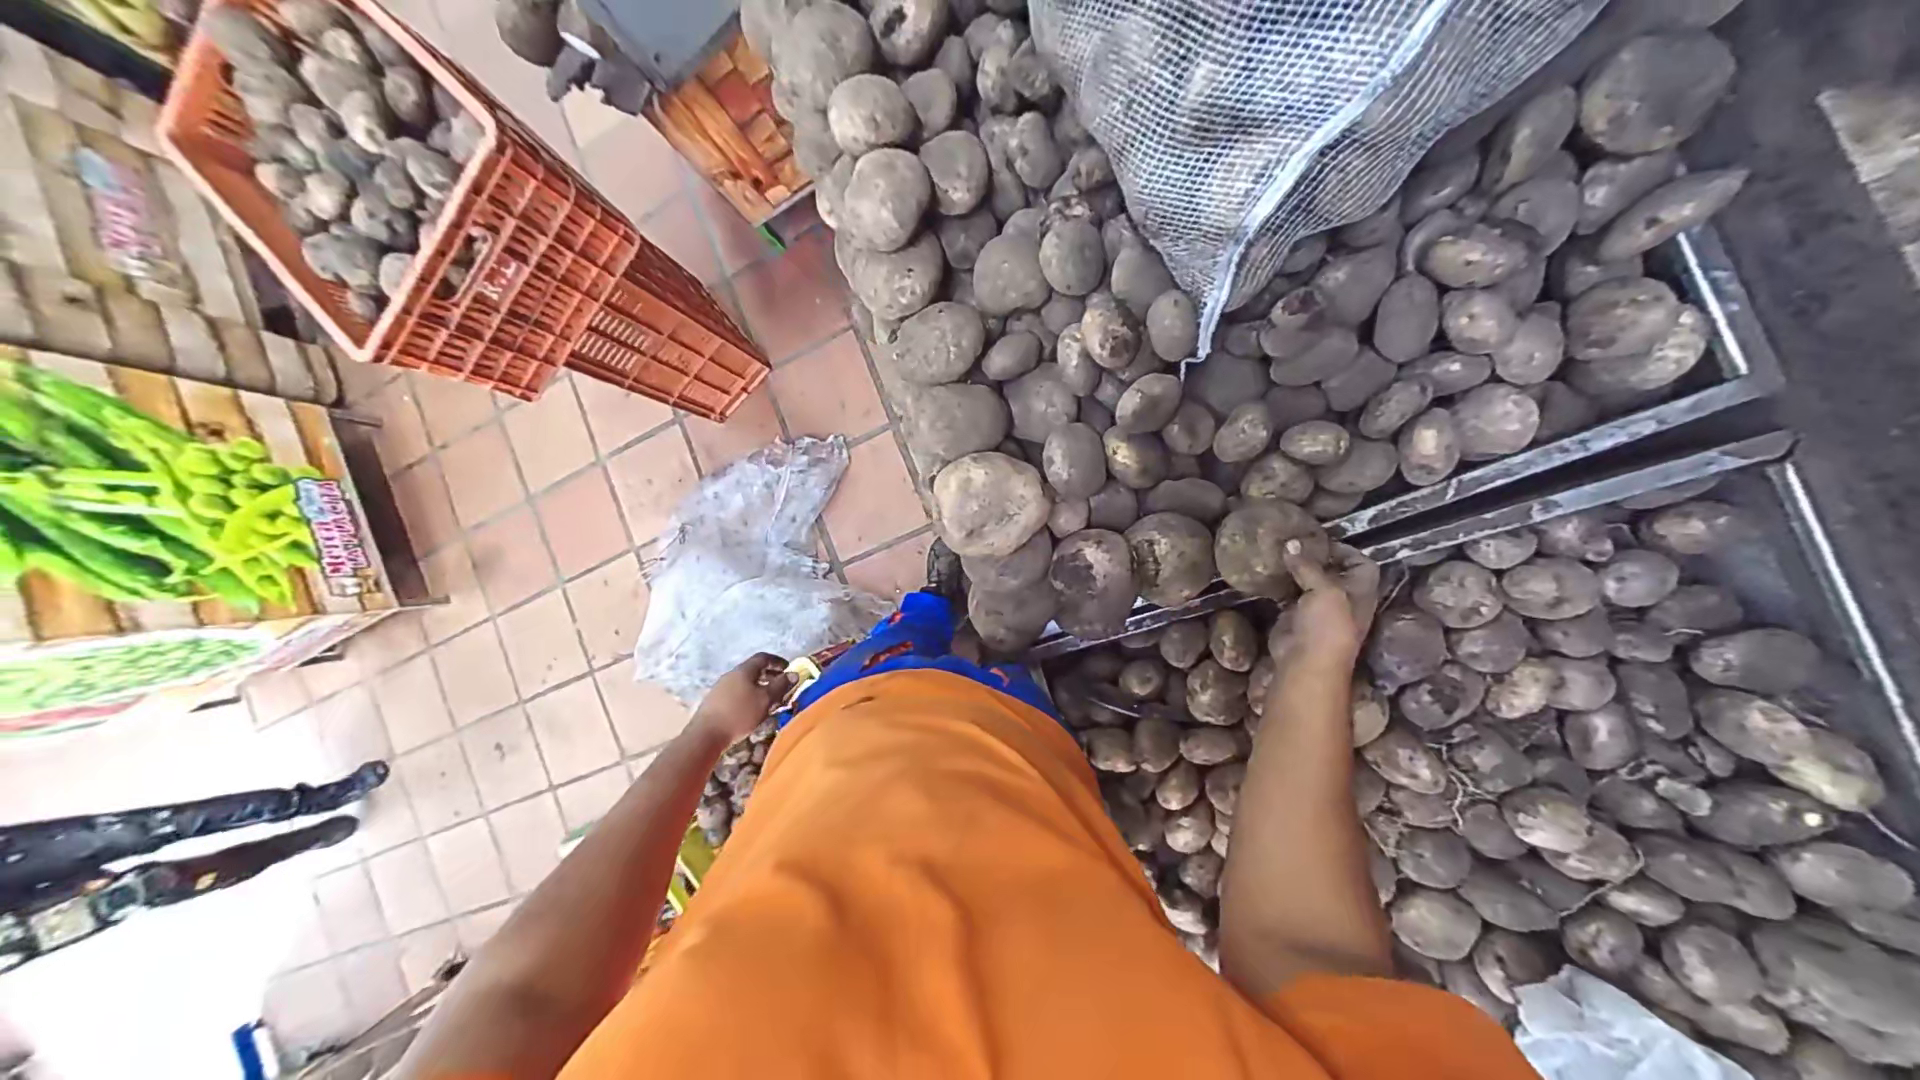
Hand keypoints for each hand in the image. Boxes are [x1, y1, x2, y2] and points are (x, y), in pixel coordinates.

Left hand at [691, 653, 793, 743]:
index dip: (778, 662)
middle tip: (782, 687)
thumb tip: (794, 674)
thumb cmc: (739, 714)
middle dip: (770, 676)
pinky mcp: (714, 702)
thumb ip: (781, 686)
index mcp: (744, 670)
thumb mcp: (765, 700)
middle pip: (753, 670)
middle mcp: (731, 675)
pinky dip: (749, 696)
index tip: (789, 670)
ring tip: (769, 701)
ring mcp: (720, 688)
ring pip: (745, 683)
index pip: (763, 658)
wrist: (706, 735)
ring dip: (759, 688)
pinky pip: (736, 693)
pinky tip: (752, 710)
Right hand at [1284, 542, 1380, 663]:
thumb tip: (1291, 543)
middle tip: (1293, 542)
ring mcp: (1317, 610)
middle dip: (1315, 558)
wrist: (1305, 664)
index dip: (1345, 550)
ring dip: (1295, 570)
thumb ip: (1308, 566)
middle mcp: (1342, 600)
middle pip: (1333, 572)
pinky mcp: (1294, 618)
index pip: (1361, 564)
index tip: (1319, 540)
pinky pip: (1288, 595)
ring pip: (1308, 583)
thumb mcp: (1325, 590)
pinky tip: (1268, 574)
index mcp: (1361, 592)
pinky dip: (1279, 584)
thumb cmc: (1327, 626)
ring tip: (1278, 553)